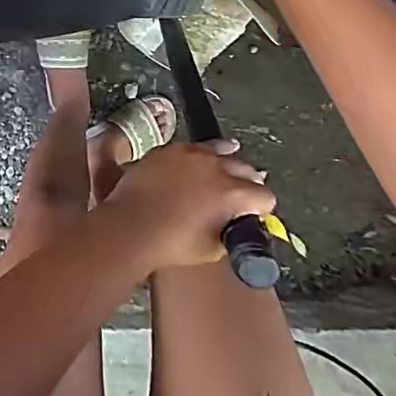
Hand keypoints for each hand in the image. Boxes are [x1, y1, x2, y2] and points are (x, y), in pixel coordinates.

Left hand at [99, 140, 276, 268]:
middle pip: (246, 168)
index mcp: (232, 193)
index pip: (264, 196)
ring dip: (229, 160)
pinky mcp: (170, 150)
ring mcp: (191, 154)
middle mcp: (216, 167)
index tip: (256, 213)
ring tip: (231, 165)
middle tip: (243, 195)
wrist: (131, 226)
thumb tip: (235, 226)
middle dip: (249, 182)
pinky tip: (201, 159)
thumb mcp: (212, 248)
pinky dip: (202, 154)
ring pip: (221, 150)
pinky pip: (194, 147)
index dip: (263, 207)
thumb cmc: (171, 243)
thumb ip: (231, 233)